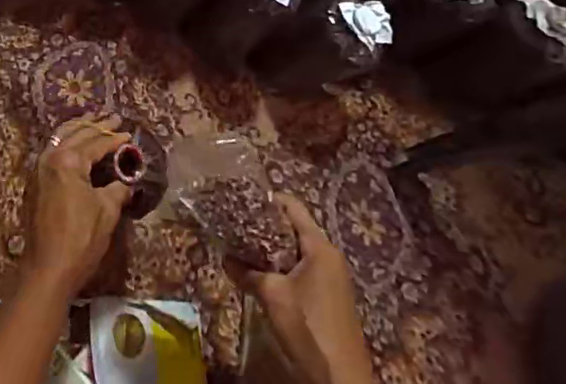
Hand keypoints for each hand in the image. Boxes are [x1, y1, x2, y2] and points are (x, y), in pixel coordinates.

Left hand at [24, 114, 131, 297]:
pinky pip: (51, 151)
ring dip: (78, 128)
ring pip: (59, 138)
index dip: (115, 138)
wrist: (47, 271)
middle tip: (112, 117)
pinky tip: (74, 143)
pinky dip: (65, 141)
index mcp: (69, 161)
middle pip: (76, 134)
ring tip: (92, 120)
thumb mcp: (107, 211)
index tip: (129, 134)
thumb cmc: (80, 239)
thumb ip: (118, 189)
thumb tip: (126, 182)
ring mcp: (39, 170)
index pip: (96, 142)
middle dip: (95, 125)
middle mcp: (50, 158)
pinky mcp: (34, 184)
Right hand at [240, 195, 374, 383]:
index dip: (268, 200)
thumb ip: (248, 273)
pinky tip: (263, 275)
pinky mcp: (329, 295)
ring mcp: (331, 275)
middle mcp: (329, 254)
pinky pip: (303, 268)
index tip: (242, 201)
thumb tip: (224, 258)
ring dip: (273, 249)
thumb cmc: (309, 327)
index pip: (293, 206)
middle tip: (238, 227)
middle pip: (295, 227)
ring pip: (297, 250)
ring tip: (244, 249)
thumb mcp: (273, 297)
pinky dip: (283, 266)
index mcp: (320, 246)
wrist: (341, 379)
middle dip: (266, 227)